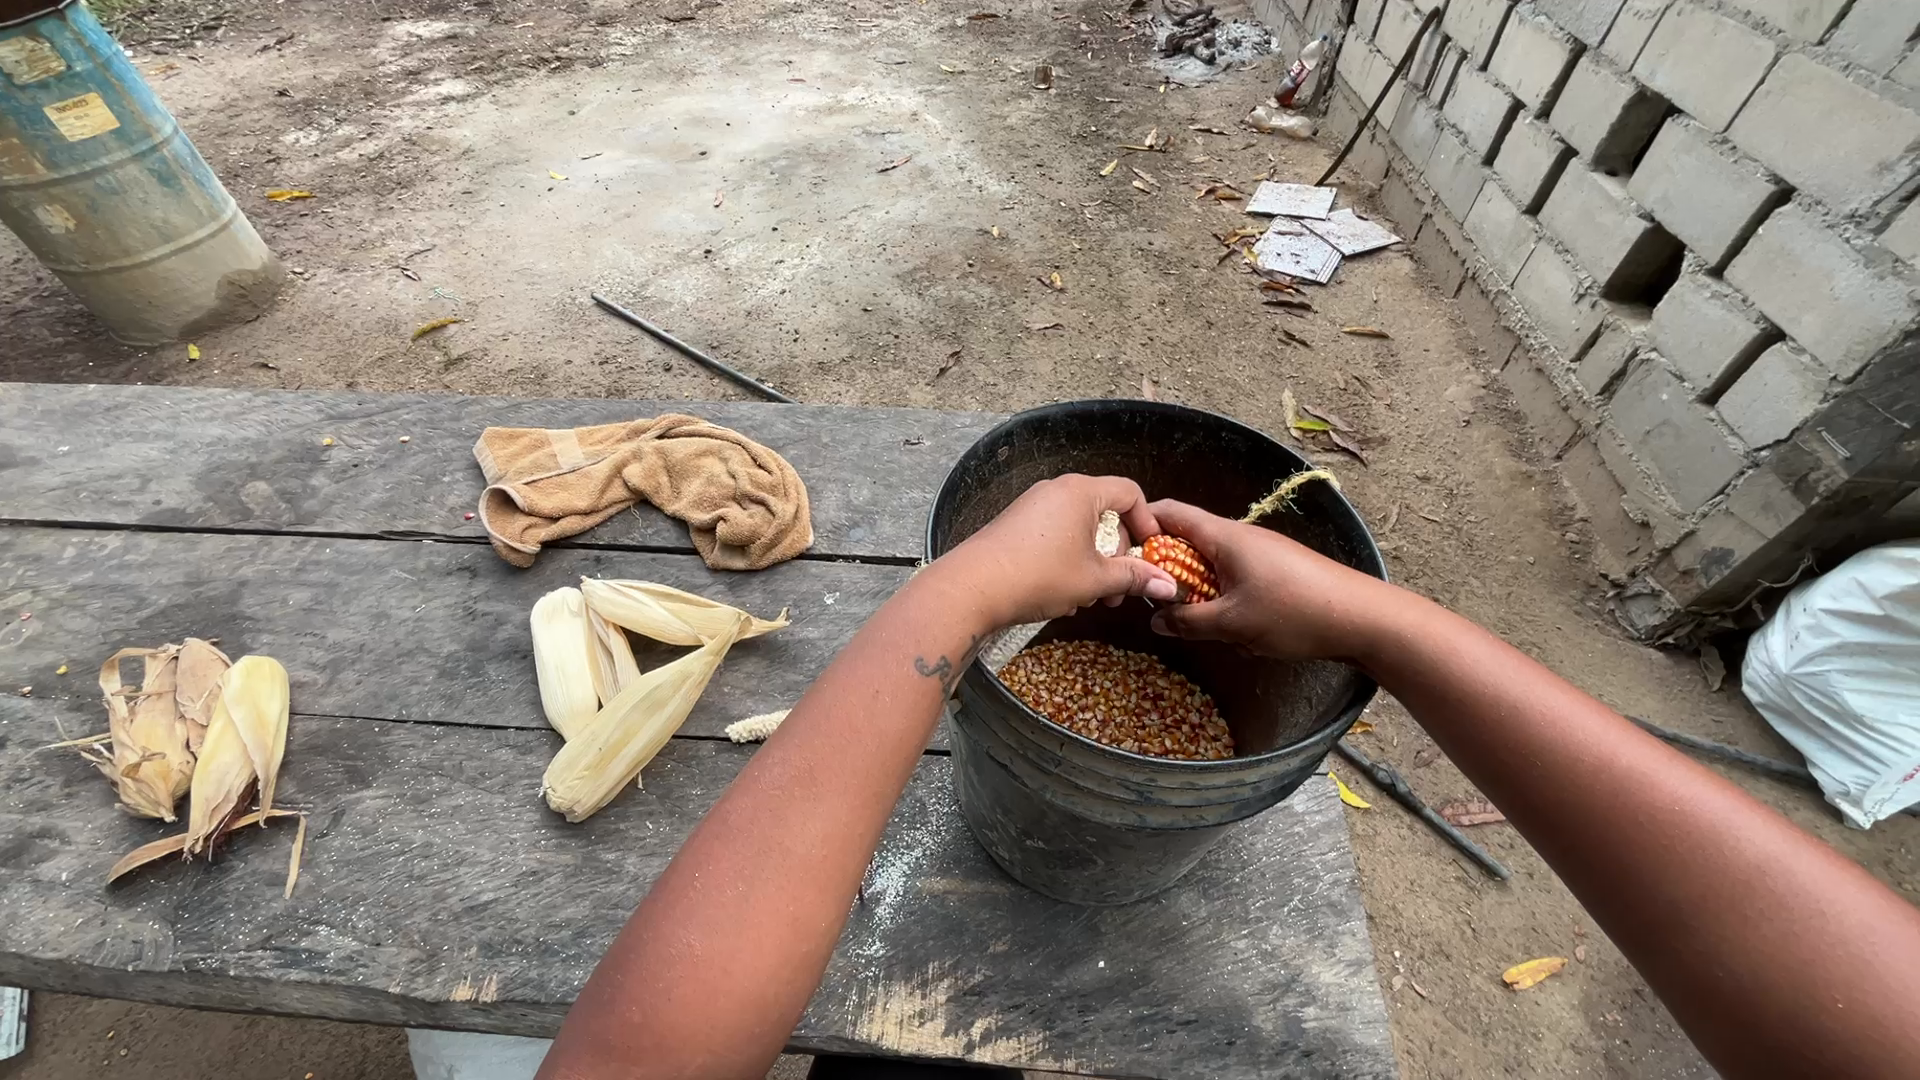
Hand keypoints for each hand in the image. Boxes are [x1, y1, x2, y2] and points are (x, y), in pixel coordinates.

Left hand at [938, 474, 1178, 627]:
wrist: (972, 587)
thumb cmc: (1038, 575)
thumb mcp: (1094, 580)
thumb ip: (1133, 577)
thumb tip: (1168, 584)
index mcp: (1080, 491)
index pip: (1129, 492)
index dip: (1146, 522)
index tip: (1149, 553)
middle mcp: (1056, 490)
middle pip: (1103, 514)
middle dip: (1117, 554)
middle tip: (1117, 590)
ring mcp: (1032, 505)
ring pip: (1078, 530)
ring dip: (1092, 563)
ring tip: (1087, 598)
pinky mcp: (1015, 524)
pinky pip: (1054, 535)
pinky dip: (1066, 560)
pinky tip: (1060, 594)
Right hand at [1145, 499, 1399, 661]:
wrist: (1366, 619)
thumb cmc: (1295, 612)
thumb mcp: (1233, 623)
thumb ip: (1188, 621)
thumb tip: (1156, 620)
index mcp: (1224, 536)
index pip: (1169, 512)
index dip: (1140, 525)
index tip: (1124, 555)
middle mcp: (1240, 536)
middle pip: (1188, 541)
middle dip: (1171, 572)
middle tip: (1160, 601)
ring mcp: (1260, 553)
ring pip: (1212, 566)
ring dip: (1202, 592)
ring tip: (1206, 623)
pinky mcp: (1276, 571)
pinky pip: (1235, 578)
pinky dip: (1226, 599)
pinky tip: (1239, 629)